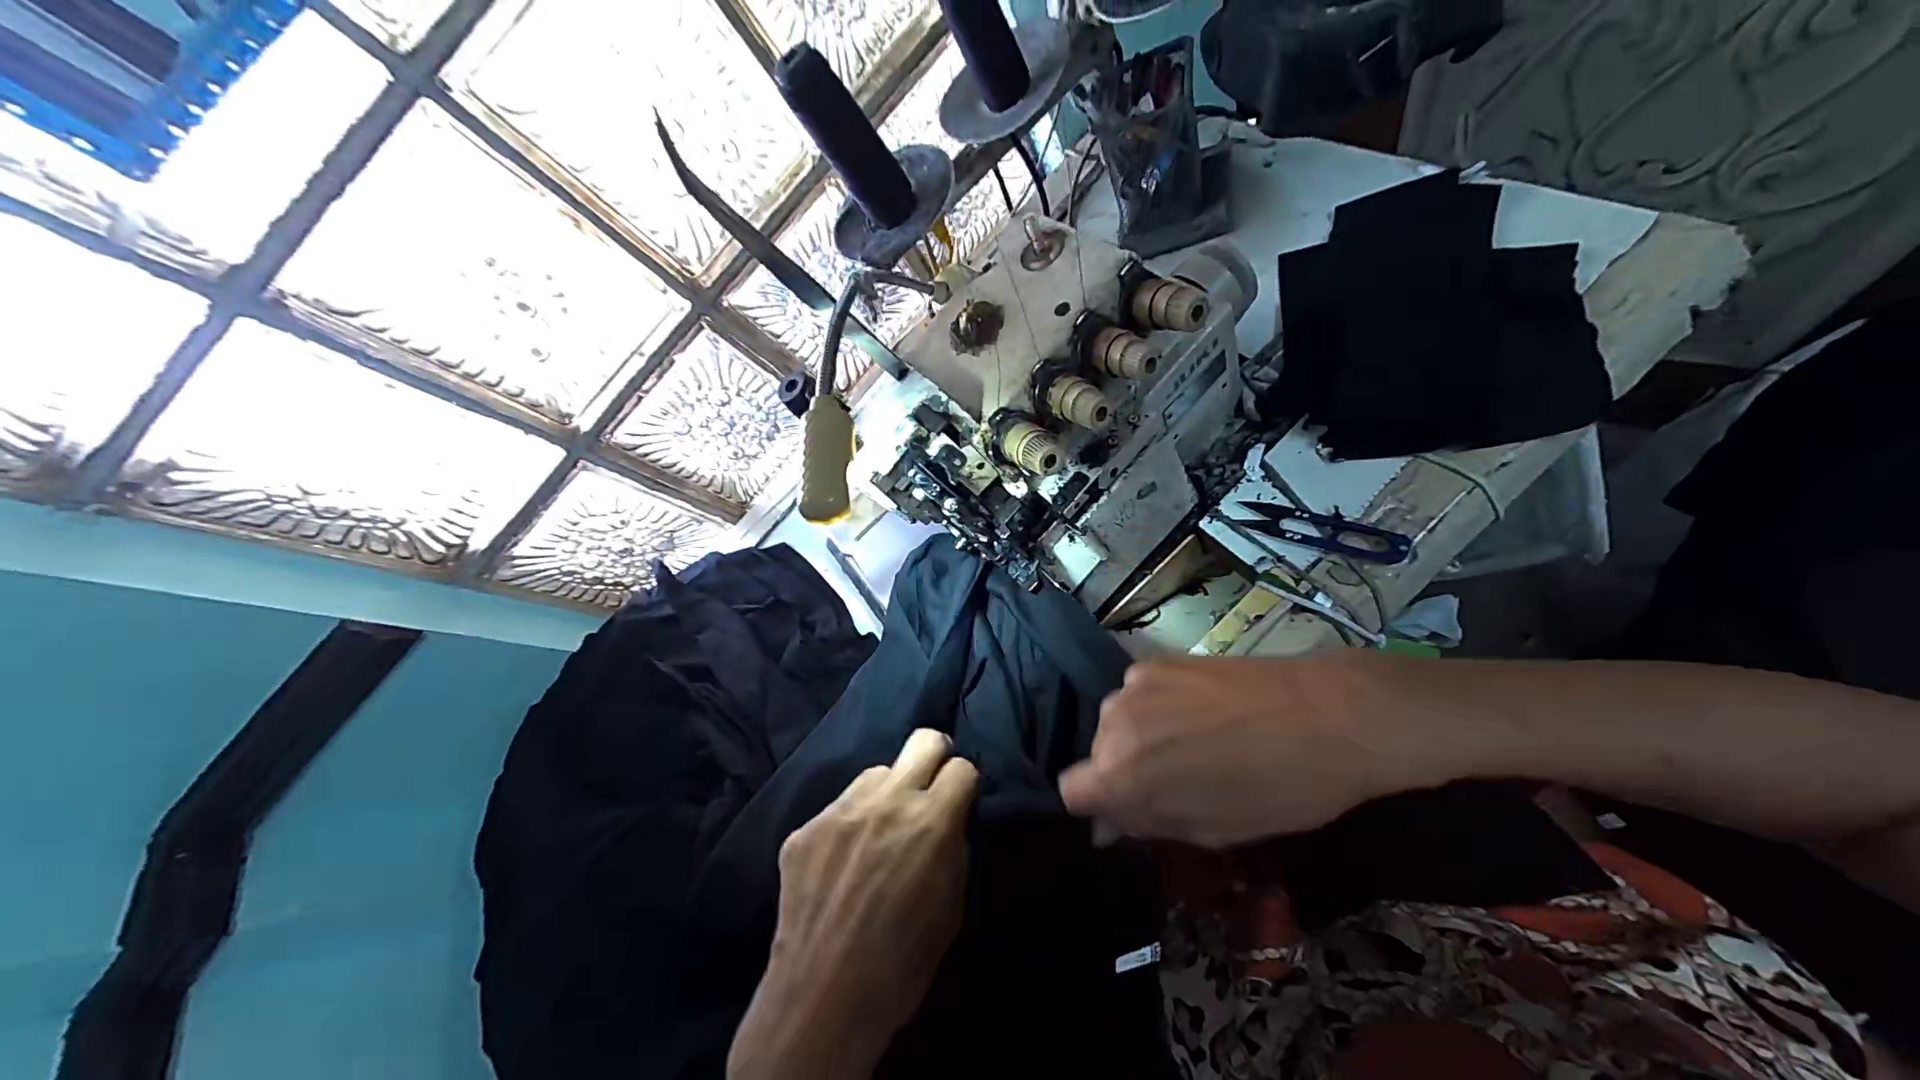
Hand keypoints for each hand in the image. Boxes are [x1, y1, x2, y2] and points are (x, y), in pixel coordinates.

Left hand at [729, 729, 978, 1079]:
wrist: (822, 998)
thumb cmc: (902, 962)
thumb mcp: (953, 907)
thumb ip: (955, 848)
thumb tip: (952, 819)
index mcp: (930, 821)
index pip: (962, 766)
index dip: (966, 785)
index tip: (961, 800)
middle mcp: (886, 801)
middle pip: (922, 740)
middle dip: (935, 757)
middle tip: (932, 785)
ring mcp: (840, 810)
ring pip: (876, 772)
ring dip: (887, 792)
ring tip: (881, 829)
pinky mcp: (806, 827)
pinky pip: (839, 806)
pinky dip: (851, 823)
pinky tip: (844, 859)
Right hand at [1058, 656, 1453, 847]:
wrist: (1330, 713)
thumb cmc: (1280, 790)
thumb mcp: (1213, 829)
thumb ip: (1148, 823)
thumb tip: (1106, 824)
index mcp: (1123, 775)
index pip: (1072, 791)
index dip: (1101, 805)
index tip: (1134, 810)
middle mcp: (1113, 723)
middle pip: (1098, 755)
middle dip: (1126, 772)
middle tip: (1181, 780)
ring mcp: (1134, 685)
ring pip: (1118, 722)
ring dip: (1142, 736)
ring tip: (1197, 741)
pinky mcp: (1157, 659)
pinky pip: (1139, 693)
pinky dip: (1158, 706)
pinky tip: (1203, 710)